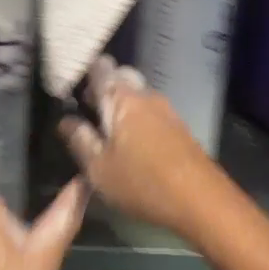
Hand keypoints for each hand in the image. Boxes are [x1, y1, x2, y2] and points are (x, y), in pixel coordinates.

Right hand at [59, 56, 224, 238]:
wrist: (203, 202)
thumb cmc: (142, 183)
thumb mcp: (99, 169)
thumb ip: (79, 140)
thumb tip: (65, 121)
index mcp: (120, 97)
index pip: (99, 67)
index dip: (84, 72)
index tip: (71, 86)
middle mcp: (144, 95)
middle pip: (120, 77)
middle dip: (104, 88)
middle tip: (88, 111)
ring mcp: (166, 109)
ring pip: (137, 95)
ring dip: (122, 105)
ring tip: (109, 131)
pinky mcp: (180, 127)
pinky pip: (151, 112)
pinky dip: (139, 119)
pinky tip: (134, 144)